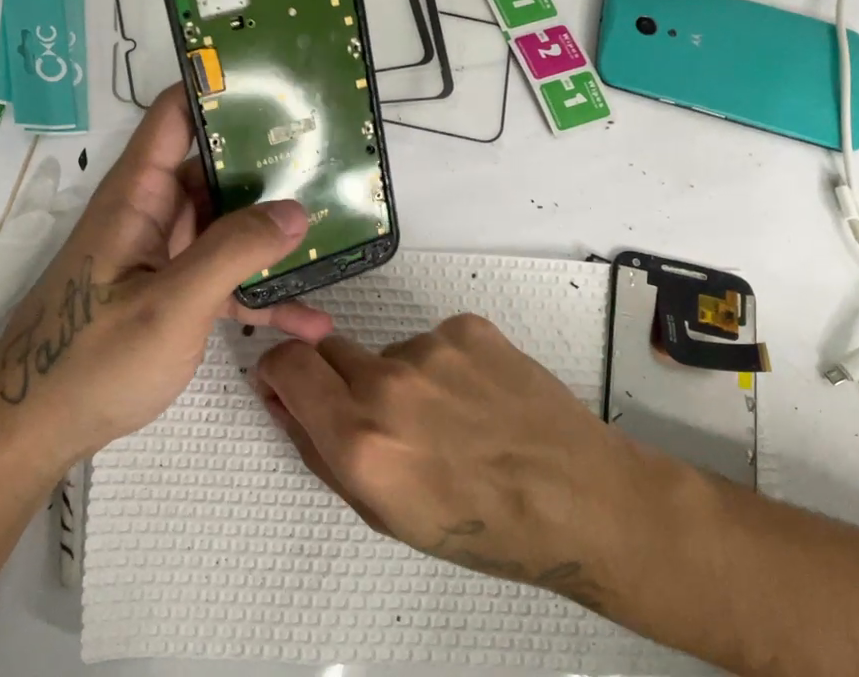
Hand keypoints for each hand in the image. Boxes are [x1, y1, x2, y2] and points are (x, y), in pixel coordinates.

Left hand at [0, 84, 333, 467]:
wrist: (37, 431)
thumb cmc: (93, 360)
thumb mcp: (171, 306)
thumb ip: (233, 253)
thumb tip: (295, 209)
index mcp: (136, 197)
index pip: (174, 116)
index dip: (217, 87)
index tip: (277, 77)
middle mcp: (148, 215)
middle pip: (213, 171)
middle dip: (269, 164)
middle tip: (334, 156)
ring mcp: (158, 257)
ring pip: (224, 228)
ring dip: (273, 237)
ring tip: (336, 234)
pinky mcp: (167, 296)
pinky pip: (220, 280)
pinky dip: (258, 293)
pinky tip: (307, 318)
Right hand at [256, 314, 637, 607]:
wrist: (579, 499)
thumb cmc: (479, 528)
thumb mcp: (383, 513)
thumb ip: (319, 451)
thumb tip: (281, 399)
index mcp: (359, 440)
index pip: (285, 364)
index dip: (279, 371)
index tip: (290, 385)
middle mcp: (387, 386)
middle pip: (326, 349)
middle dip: (335, 379)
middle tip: (378, 417)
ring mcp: (430, 351)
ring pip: (384, 352)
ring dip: (397, 379)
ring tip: (448, 419)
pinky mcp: (467, 329)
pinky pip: (430, 342)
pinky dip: (441, 367)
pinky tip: (477, 399)